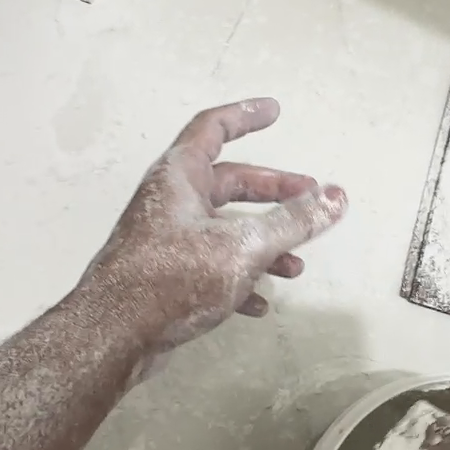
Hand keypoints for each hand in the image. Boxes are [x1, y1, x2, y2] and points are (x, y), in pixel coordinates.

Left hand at [80, 98, 346, 355]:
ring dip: (263, 244)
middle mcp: (170, 202)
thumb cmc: (174, 279)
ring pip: (223, 230)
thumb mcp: (244, 247)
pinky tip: (259, 303)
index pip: (212, 128)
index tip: (274, 111)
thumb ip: (293, 221)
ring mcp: (165, 241)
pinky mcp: (164, 277)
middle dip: (272, 192)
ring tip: (295, 267)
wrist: (112, 337)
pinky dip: (239, 278)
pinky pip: (210, 267)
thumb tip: (337, 196)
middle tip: (310, 200)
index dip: (245, 115)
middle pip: (228, 183)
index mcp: (179, 177)